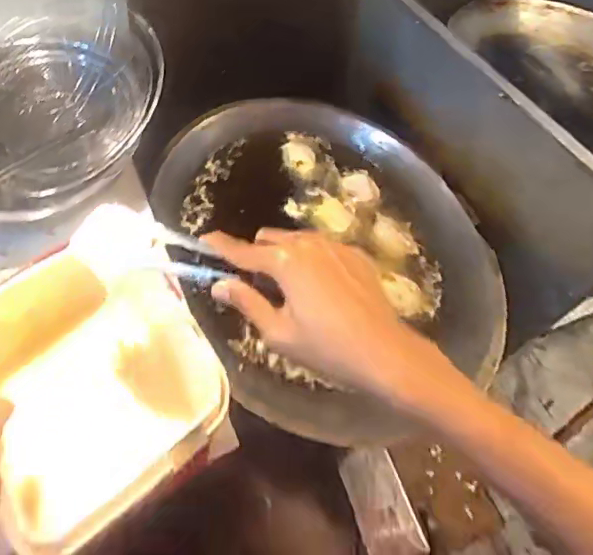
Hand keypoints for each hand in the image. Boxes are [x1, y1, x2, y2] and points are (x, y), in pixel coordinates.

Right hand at [203, 229, 445, 403]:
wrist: (389, 354)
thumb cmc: (328, 349)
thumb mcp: (279, 334)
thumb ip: (246, 302)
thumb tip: (220, 284)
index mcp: (284, 262)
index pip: (242, 250)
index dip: (220, 246)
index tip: (204, 239)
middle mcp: (306, 243)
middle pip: (267, 239)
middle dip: (257, 256)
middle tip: (258, 286)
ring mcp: (332, 245)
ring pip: (294, 239)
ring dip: (284, 255)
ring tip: (292, 289)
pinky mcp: (354, 253)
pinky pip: (320, 247)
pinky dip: (312, 260)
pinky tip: (323, 290)